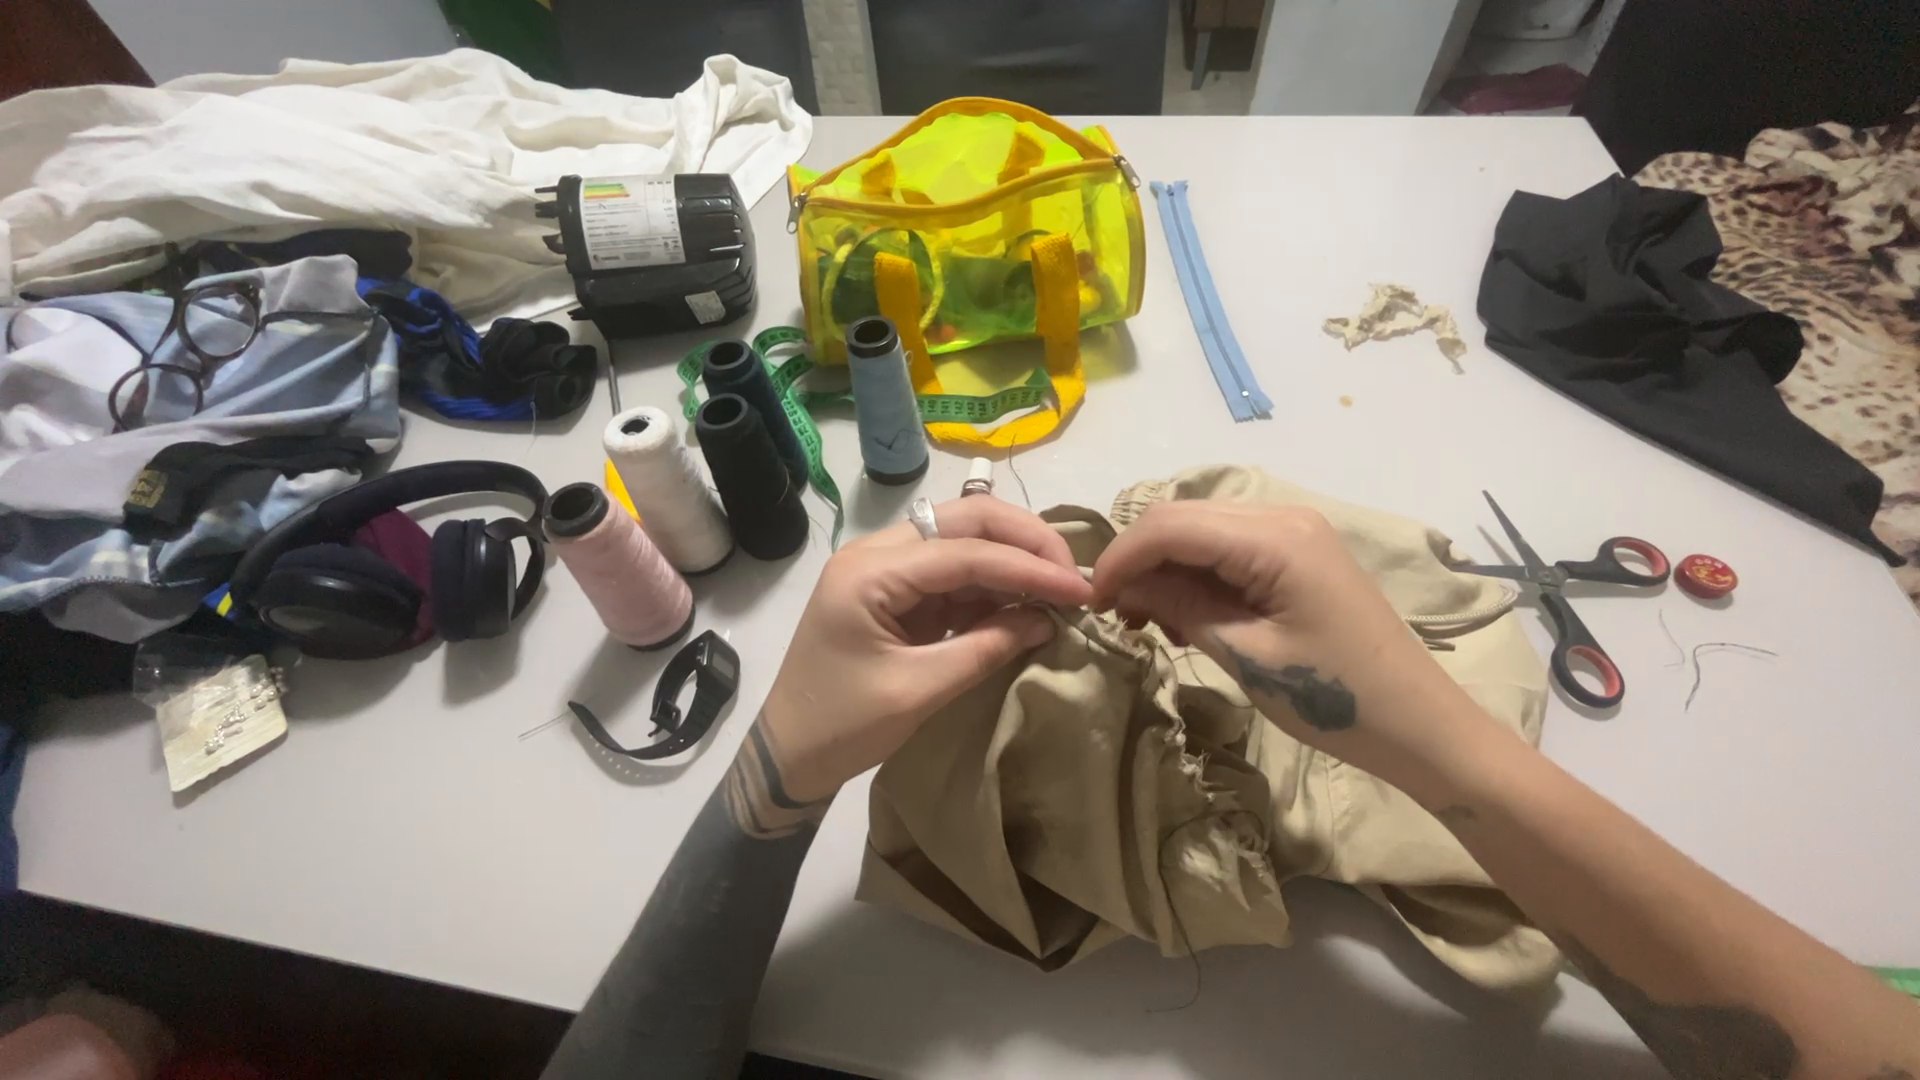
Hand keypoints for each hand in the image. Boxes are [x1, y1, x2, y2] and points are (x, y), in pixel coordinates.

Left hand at [759, 497, 1092, 801]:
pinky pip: (953, 574)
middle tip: (1072, 576)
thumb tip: (1046, 620)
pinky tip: (1025, 603)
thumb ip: (986, 648)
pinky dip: (992, 586)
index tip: (1080, 591)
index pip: (965, 551)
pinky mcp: (897, 592)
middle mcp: (876, 553)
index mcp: (870, 571)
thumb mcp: (918, 691)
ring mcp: (885, 569)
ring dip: (1012, 561)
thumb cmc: (842, 726)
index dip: (1029, 567)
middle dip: (1025, 542)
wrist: (788, 753)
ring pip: (963, 540)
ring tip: (1059, 591)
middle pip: (965, 521)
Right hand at [1090, 501, 1483, 777]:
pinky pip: (1225, 547)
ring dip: (1163, 568)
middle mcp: (1281, 516)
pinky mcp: (1296, 552)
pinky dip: (1194, 574)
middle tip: (1117, 614)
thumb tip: (1121, 585)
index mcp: (1274, 539)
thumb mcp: (1245, 655)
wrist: (1421, 725)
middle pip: (1181, 518)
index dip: (1122, 559)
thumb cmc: (1334, 699)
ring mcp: (1292, 531)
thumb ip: (1179, 607)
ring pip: (1199, 530)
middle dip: (1139, 561)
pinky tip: (1187, 614)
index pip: (1170, 527)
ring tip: (1152, 622)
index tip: (1092, 602)